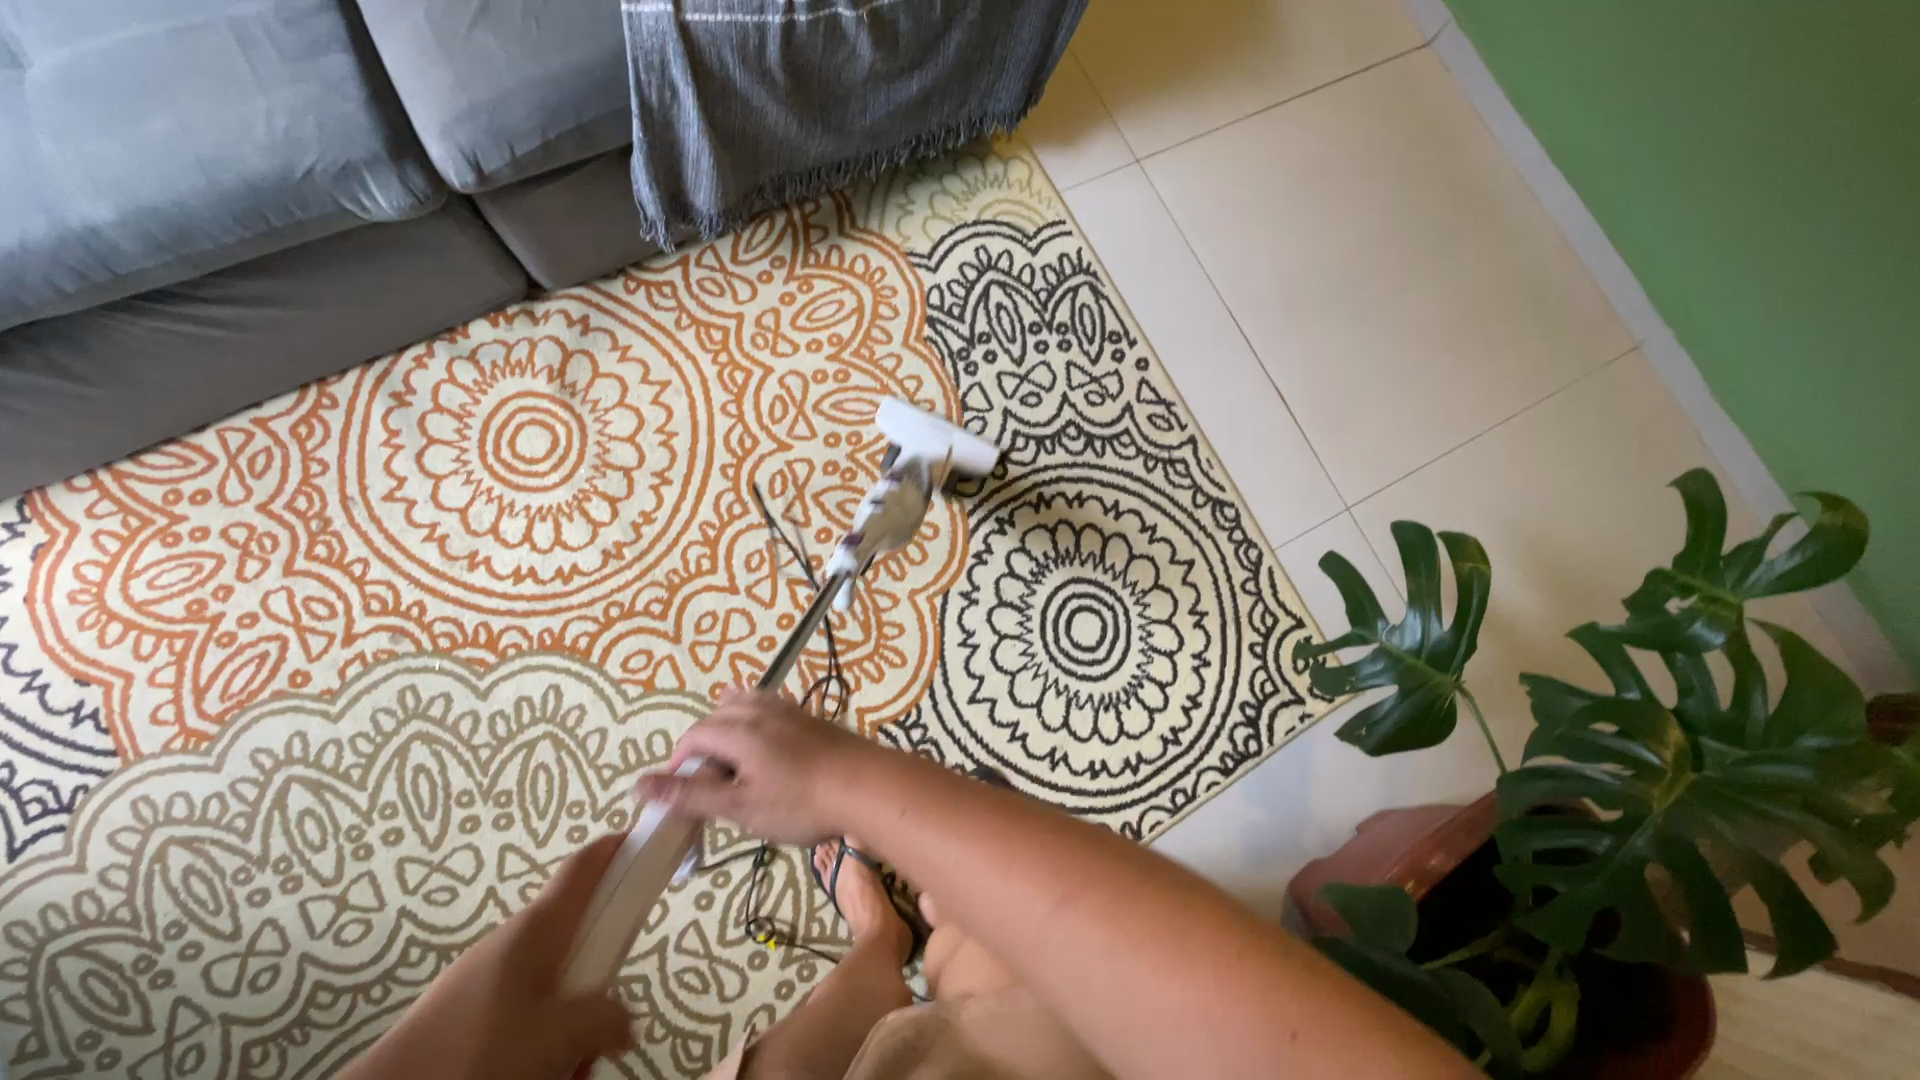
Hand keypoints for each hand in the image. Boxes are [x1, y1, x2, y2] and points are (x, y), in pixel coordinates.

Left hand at [339, 835, 632, 1079]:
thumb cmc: (479, 1050)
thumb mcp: (561, 1033)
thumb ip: (607, 1017)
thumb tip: (620, 1023)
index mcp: (538, 928)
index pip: (584, 866)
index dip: (618, 847)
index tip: (648, 841)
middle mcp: (516, 944)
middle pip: (578, 937)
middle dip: (602, 975)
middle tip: (611, 1013)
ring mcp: (490, 980)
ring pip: (556, 988)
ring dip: (572, 1024)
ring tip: (571, 1065)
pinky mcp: (471, 1017)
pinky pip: (527, 1018)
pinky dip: (544, 1044)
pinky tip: (543, 1076)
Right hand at [635, 688, 884, 843]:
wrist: (868, 786)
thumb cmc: (801, 802)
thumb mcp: (741, 806)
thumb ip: (692, 795)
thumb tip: (638, 785)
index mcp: (738, 730)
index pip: (694, 737)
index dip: (679, 763)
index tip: (680, 793)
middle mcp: (761, 711)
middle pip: (719, 717)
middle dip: (703, 744)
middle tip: (705, 780)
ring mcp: (791, 711)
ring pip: (748, 704)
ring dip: (731, 725)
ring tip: (731, 755)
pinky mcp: (813, 719)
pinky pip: (774, 708)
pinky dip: (759, 720)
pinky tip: (770, 740)